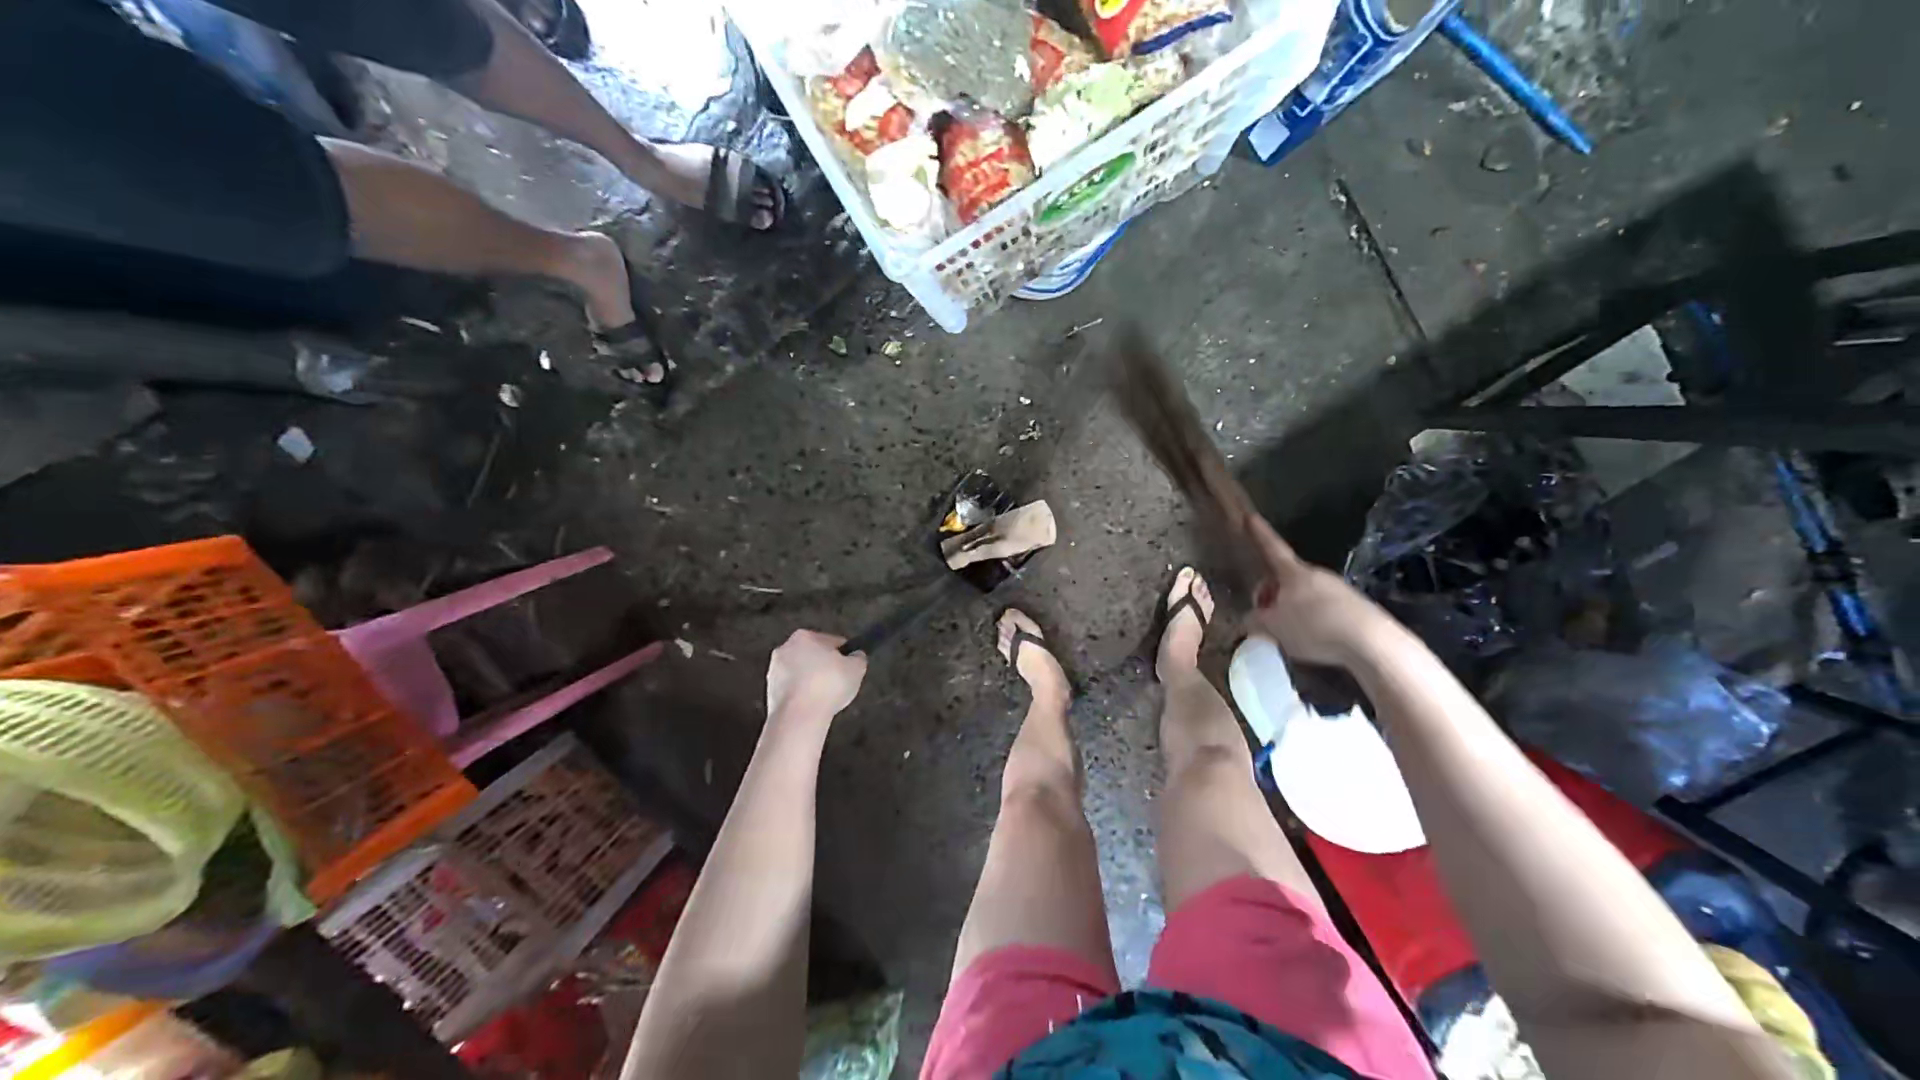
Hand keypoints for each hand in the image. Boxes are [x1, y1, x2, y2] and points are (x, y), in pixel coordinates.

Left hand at [766, 629, 867, 721]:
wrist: (799, 716)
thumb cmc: (828, 686)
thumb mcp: (857, 668)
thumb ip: (858, 658)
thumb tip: (856, 656)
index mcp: (805, 636)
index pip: (832, 641)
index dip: (844, 656)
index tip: (849, 669)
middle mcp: (785, 648)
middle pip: (813, 655)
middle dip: (824, 667)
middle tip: (837, 683)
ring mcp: (774, 670)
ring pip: (801, 673)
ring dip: (811, 681)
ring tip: (825, 697)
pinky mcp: (769, 691)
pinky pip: (792, 689)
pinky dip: (801, 695)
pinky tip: (812, 705)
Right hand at [1240, 511, 1395, 667]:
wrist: (1371, 643)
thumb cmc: (1314, 628)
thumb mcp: (1271, 627)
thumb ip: (1254, 620)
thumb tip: (1251, 619)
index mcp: (1293, 574)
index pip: (1271, 548)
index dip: (1259, 533)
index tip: (1250, 516)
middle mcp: (1317, 575)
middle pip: (1286, 579)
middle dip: (1272, 594)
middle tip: (1264, 618)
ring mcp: (1339, 590)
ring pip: (1304, 595)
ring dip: (1292, 610)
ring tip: (1290, 636)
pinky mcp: (1355, 608)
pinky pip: (1324, 610)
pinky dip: (1313, 622)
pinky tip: (1316, 642)